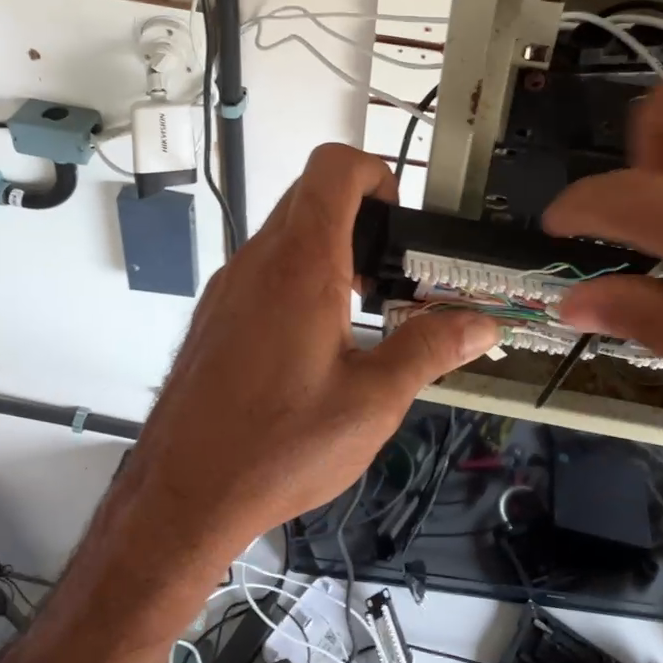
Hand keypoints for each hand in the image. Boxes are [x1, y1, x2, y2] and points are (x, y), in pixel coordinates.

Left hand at [129, 144, 500, 543]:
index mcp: (303, 266)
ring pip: (285, 231)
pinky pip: (262, 267)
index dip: (374, 171)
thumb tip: (481, 323)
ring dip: (329, 249)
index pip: (334, 167)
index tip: (399, 219)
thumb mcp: (372, 402)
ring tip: (359, 313)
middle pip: (312, 193)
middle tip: (390, 274)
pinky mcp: (214, 312)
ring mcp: (229, 284)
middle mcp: (259, 260)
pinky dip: (297, 277)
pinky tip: (312, 344)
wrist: (181, 495)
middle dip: (360, 216)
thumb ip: (430, 350)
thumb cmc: (279, 447)